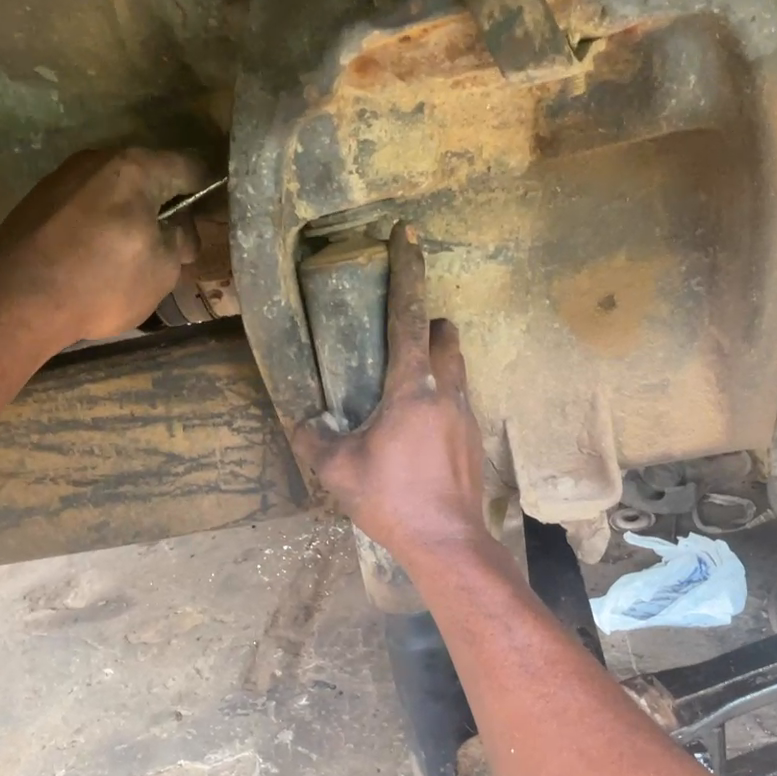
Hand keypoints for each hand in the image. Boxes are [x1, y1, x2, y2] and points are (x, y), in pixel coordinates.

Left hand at [0, 147, 207, 340]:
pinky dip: (105, 225)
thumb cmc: (102, 281)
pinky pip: (89, 206)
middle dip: (170, 207)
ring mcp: (65, 176)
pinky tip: (103, 258)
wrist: (16, 298)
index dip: (212, 192)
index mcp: (136, 167)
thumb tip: (179, 232)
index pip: (192, 166)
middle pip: (151, 176)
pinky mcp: (40, 200)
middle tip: (179, 248)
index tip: (219, 219)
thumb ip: (179, 242)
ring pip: (117, 191)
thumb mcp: (162, 269)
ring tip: (139, 257)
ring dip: (135, 216)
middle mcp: (99, 159)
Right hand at [291, 224, 488, 560]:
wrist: (447, 541)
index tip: (408, 234)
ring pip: (456, 368)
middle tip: (398, 336)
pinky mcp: (474, 439)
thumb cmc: (391, 499)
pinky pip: (458, 399)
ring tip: (404, 387)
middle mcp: (446, 391)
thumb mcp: (337, 469)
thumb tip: (302, 419)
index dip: (407, 271)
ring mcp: (466, 415)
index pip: (409, 315)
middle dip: (426, 323)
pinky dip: (441, 396)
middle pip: (445, 334)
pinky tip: (418, 429)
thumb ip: (313, 437)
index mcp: (412, 387)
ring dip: (436, 360)